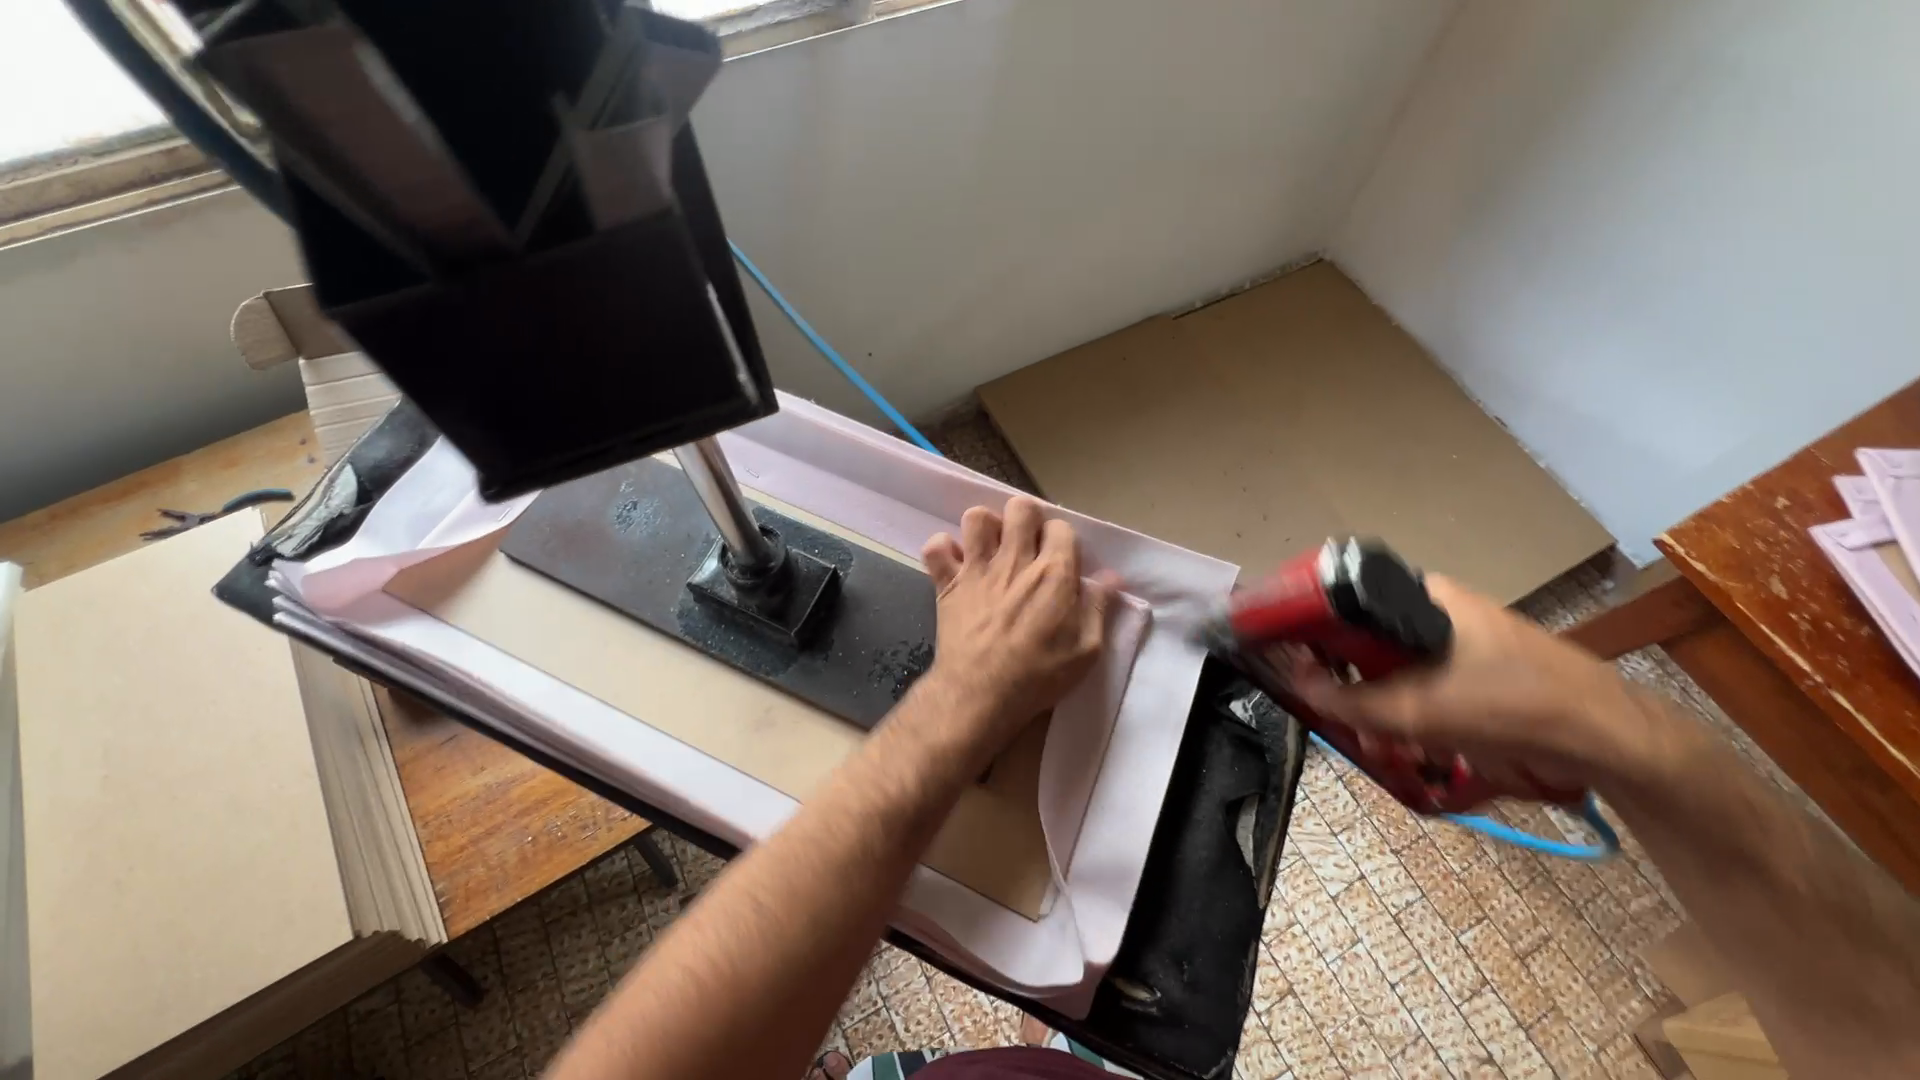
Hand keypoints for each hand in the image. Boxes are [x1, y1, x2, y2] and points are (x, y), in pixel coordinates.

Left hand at [916, 496, 1114, 757]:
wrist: (981, 694)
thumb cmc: (1039, 675)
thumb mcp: (1086, 650)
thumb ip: (1098, 607)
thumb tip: (1112, 577)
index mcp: (1053, 573)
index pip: (1061, 527)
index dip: (1062, 539)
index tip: (1061, 559)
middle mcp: (1015, 560)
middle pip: (1020, 508)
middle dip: (1026, 518)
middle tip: (1027, 544)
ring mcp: (977, 569)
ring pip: (976, 517)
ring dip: (985, 527)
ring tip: (991, 548)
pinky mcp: (947, 583)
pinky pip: (936, 548)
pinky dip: (942, 550)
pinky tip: (955, 564)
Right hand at [1288, 575, 1658, 791]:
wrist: (1606, 738)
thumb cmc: (1508, 704)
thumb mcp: (1416, 709)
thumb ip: (1348, 700)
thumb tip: (1296, 683)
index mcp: (1421, 594)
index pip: (1340, 597)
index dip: (1306, 625)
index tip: (1283, 656)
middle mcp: (1434, 607)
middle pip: (1361, 634)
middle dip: (1340, 675)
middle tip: (1326, 708)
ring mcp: (1456, 637)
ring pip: (1388, 663)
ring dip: (1372, 699)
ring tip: (1367, 735)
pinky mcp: (1473, 668)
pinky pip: (1417, 681)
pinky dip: (1402, 707)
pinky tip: (1402, 738)